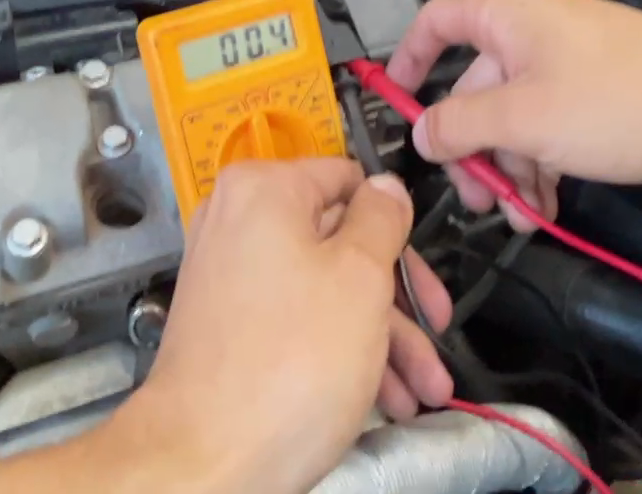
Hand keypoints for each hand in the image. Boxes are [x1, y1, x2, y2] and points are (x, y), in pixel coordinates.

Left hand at [109, 159, 453, 493]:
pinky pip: (295, 315)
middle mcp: (238, 219)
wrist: (205, 461)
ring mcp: (229, 272)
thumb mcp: (360, 277)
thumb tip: (387, 186)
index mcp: (264, 189)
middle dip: (396, 295)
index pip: (347, 180)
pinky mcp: (228, 322)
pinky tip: (384, 397)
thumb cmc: (289, 363)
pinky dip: (339, 346)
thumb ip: (383, 218)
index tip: (422, 271)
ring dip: (381, 334)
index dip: (395, 225)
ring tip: (422, 389)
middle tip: (436, 330)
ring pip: (322, 285)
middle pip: (339, 239)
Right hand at [385, 0, 641, 222]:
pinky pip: (546, 124)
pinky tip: (546, 204)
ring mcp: (565, 60)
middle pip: (474, 86)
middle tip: (475, 197)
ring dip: (508, 166)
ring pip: (512, 115)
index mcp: (504, 13)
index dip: (407, 60)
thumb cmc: (619, 101)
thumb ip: (459, 127)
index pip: (434, 23)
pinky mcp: (595, 90)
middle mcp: (529, 29)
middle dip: (472, 148)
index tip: (393, 101)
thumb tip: (421, 133)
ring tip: (522, 214)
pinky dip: (539, 162)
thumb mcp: (522, 119)